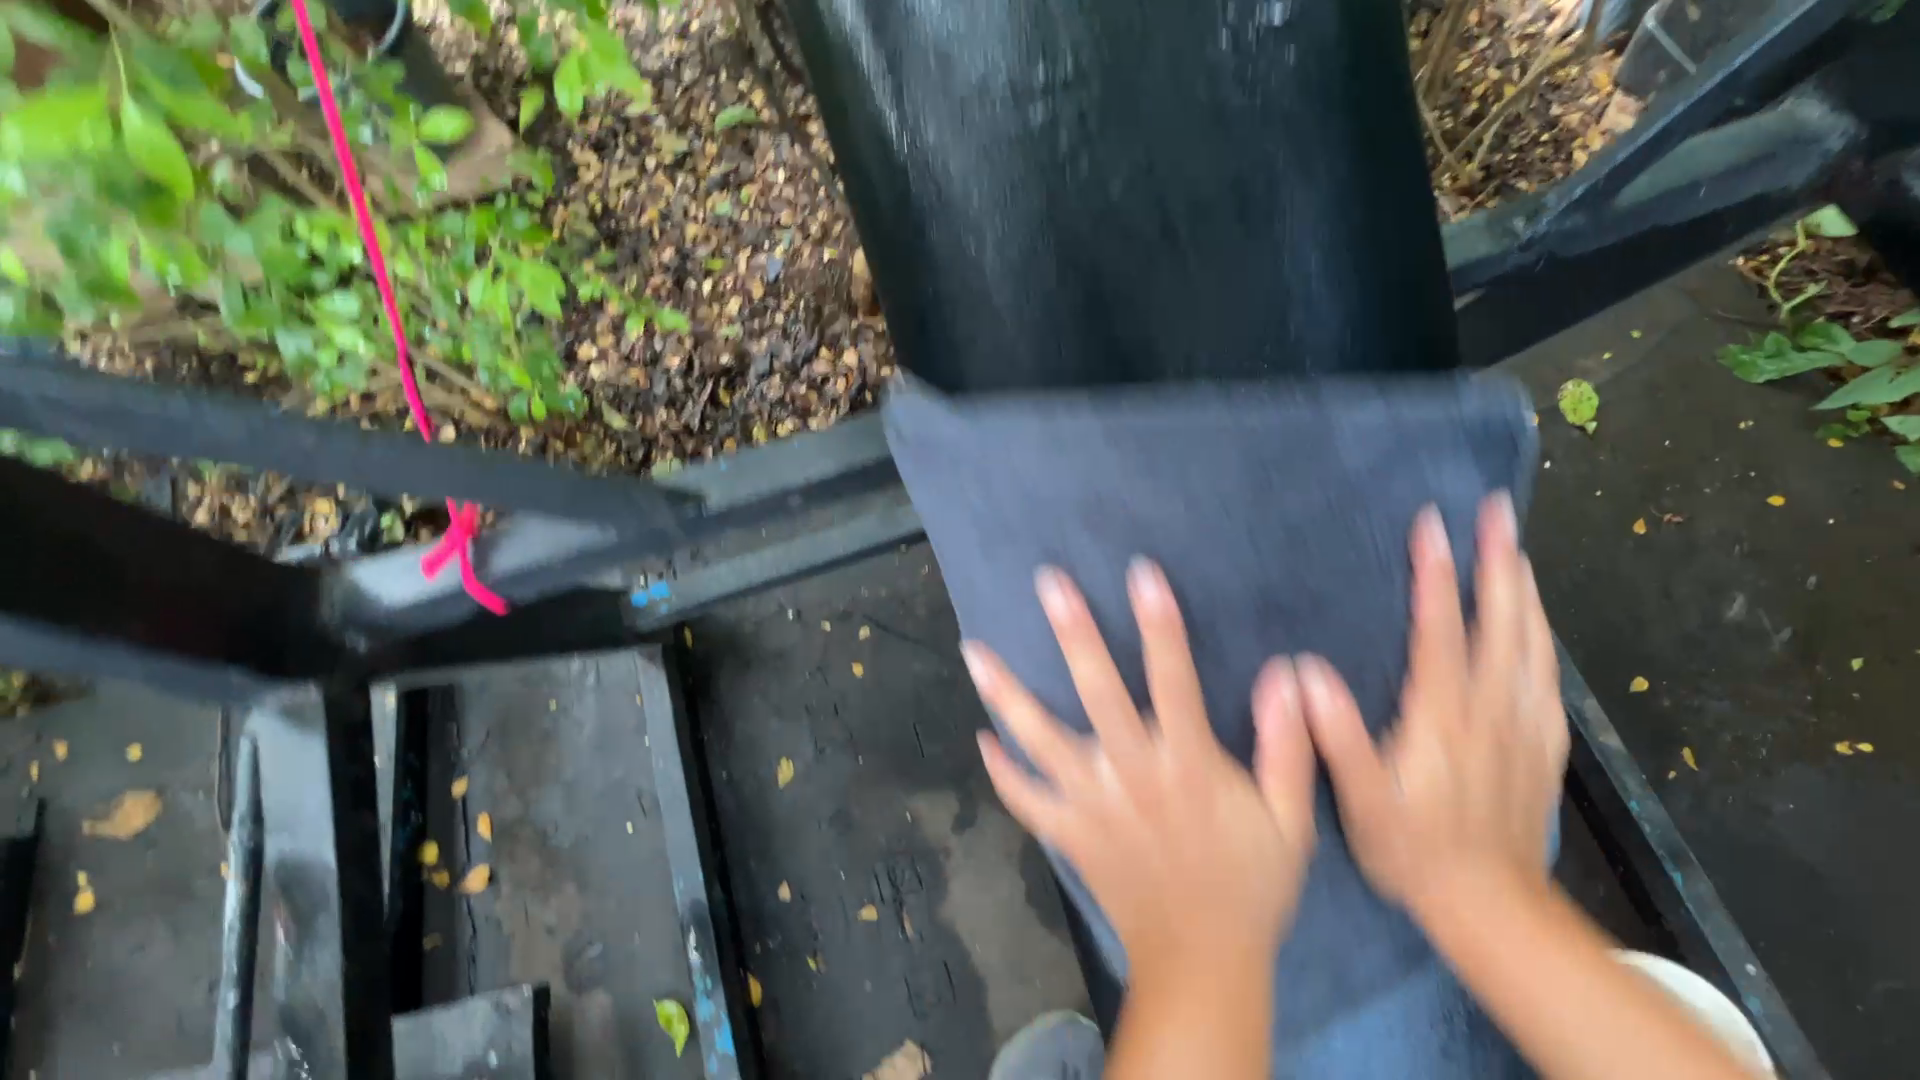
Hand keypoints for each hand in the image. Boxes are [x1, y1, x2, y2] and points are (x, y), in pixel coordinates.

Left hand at [965, 558, 1318, 971]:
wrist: (1202, 961)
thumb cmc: (1251, 884)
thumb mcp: (1290, 819)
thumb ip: (1288, 746)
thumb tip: (1286, 673)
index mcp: (1187, 764)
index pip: (1173, 678)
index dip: (1158, 623)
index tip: (1140, 572)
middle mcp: (1132, 774)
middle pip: (1098, 691)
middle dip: (1073, 633)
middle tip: (1047, 582)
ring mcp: (1091, 804)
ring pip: (1040, 738)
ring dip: (1007, 693)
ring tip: (975, 650)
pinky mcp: (1067, 834)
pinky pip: (1025, 798)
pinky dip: (1002, 771)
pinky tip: (981, 739)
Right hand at [1264, 493, 1567, 916]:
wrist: (1489, 905)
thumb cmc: (1412, 849)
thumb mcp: (1361, 801)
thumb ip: (1338, 736)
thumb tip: (1308, 672)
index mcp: (1444, 716)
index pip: (1441, 629)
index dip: (1436, 574)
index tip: (1432, 525)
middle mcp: (1492, 709)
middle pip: (1502, 622)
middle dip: (1498, 560)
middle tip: (1495, 510)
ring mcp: (1525, 726)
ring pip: (1533, 642)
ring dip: (1525, 588)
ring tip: (1516, 547)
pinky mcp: (1543, 745)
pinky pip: (1548, 675)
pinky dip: (1543, 635)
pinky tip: (1537, 620)